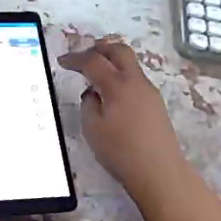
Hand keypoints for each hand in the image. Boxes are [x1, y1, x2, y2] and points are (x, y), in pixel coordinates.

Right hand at [58, 42, 191, 194]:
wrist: (159, 172)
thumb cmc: (120, 151)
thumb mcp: (92, 128)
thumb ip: (89, 104)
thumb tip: (93, 94)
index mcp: (118, 85)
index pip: (93, 61)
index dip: (75, 59)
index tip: (62, 62)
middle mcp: (136, 82)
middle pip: (119, 51)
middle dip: (99, 49)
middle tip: (83, 57)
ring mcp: (149, 92)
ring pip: (130, 65)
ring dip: (112, 63)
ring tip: (95, 77)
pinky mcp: (156, 104)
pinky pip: (135, 80)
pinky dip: (120, 77)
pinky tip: (111, 96)